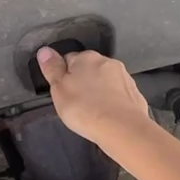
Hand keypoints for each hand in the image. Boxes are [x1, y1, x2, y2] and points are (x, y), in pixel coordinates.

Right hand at [37, 47, 152, 146]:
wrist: (122, 129)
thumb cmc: (85, 108)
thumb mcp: (58, 89)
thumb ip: (52, 68)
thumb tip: (44, 51)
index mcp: (86, 58)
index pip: (68, 59)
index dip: (63, 75)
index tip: (62, 91)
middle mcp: (107, 62)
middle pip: (89, 69)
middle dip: (82, 82)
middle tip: (75, 102)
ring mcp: (124, 77)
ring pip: (105, 81)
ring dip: (98, 91)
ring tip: (91, 111)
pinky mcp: (135, 94)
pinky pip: (118, 95)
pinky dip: (112, 102)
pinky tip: (106, 115)